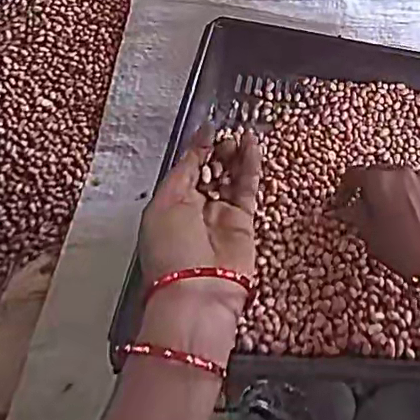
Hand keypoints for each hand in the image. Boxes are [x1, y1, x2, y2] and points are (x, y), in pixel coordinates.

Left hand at [139, 125, 261, 308]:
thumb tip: (199, 142)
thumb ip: (185, 168)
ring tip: (242, 133)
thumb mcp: (166, 201)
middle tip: (226, 134)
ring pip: (231, 176)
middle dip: (218, 151)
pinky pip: (248, 186)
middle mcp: (196, 208)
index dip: (198, 148)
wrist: (199, 291)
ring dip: (235, 154)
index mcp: (171, 205)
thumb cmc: (172, 251)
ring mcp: (221, 214)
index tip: (210, 128)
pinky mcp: (244, 220)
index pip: (187, 168)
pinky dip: (252, 165)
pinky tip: (253, 146)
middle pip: (211, 170)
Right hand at [332, 164, 419, 278]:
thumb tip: (341, 208)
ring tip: (391, 212)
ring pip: (398, 177)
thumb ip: (352, 213)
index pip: (353, 174)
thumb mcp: (368, 233)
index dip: (345, 188)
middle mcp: (399, 171)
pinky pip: (416, 182)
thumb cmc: (401, 248)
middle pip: (377, 172)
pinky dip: (410, 191)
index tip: (343, 199)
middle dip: (369, 187)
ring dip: (391, 189)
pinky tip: (411, 211)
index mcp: (377, 180)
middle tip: (365, 208)